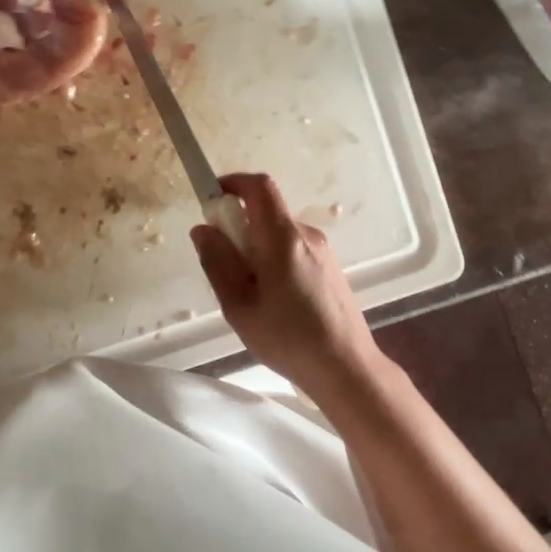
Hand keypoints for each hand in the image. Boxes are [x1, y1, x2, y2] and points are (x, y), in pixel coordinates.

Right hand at [190, 173, 379, 395]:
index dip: (233, 183)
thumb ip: (217, 262)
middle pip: (266, 211)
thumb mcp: (238, 306)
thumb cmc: (288, 338)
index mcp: (282, 238)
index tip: (212, 200)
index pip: (259, 186)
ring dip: (256, 248)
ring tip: (250, 294)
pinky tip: (274, 300)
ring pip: (278, 233)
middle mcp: (306, 235)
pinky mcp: (331, 267)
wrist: (347, 369)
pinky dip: (274, 260)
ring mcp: (323, 251)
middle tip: (224, 266)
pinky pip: (293, 249)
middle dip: (239, 227)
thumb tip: (203, 229)